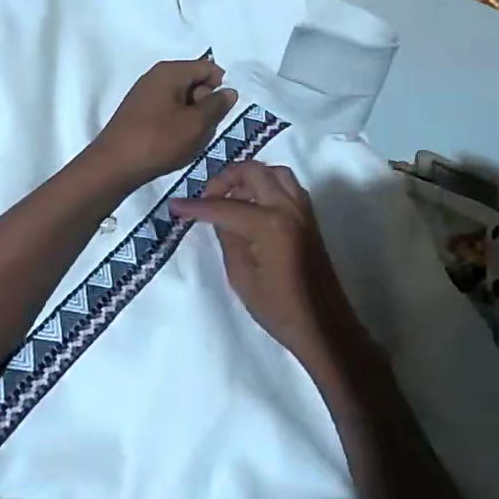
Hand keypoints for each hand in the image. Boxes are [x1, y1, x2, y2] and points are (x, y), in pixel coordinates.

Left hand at [89, 58, 239, 185]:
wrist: (114, 166)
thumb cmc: (159, 141)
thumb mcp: (196, 124)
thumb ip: (217, 105)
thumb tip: (229, 91)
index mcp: (171, 71)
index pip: (209, 68)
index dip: (220, 89)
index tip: (219, 114)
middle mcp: (157, 76)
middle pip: (195, 83)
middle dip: (205, 106)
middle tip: (201, 131)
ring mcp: (146, 94)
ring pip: (183, 101)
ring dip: (192, 120)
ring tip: (186, 142)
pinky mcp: (139, 112)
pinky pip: (168, 112)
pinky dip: (176, 126)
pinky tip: (173, 145)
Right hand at [170, 162, 363, 367]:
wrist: (323, 326)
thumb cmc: (279, 309)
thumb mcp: (241, 276)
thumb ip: (228, 238)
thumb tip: (218, 216)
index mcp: (269, 223)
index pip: (224, 206)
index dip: (196, 207)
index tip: (175, 206)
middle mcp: (288, 206)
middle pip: (252, 171)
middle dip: (225, 179)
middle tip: (207, 198)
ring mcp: (303, 208)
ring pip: (272, 171)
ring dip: (248, 177)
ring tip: (230, 197)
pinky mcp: (309, 216)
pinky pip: (286, 184)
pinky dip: (266, 184)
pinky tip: (252, 204)